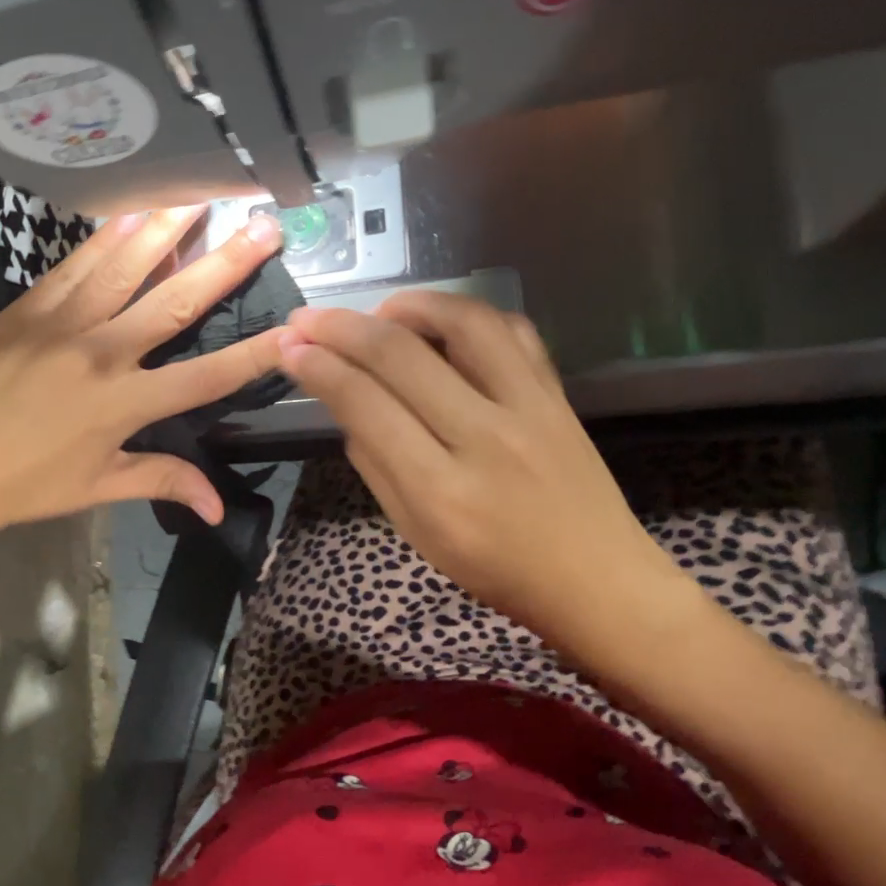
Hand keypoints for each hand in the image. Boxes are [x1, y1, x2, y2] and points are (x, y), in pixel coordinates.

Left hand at [0, 205, 284, 548]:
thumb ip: (162, 481)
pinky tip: (129, 213)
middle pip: (174, 302)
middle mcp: (101, 355)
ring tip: (199, 192)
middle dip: (225, 263)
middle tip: (264, 223)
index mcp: (125, 405)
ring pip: (123, 268)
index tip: (296, 327)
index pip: (207, 377)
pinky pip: (72, 267)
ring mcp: (60, 326)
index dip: (256, 355)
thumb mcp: (99, 487)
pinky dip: (103, 239)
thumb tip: (216, 507)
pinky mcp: (24, 311)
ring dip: (166, 228)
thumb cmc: (25, 487)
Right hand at [277, 293, 695, 653]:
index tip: (289, 348)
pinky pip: (513, 333)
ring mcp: (529, 409)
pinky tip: (442, 322)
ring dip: (411, 305)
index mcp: (439, 490)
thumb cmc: (493, 570)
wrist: (596, 580)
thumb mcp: (415, 535)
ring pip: (465, 325)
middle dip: (343, 328)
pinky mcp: (557, 395)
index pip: (366, 405)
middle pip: (402, 356)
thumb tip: (347, 406)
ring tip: (379, 310)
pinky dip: (469, 315)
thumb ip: (376, 468)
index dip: (319, 368)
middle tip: (308, 319)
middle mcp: (484, 438)